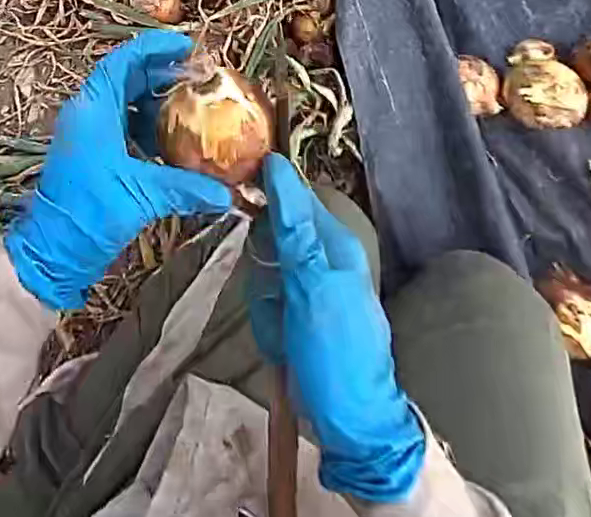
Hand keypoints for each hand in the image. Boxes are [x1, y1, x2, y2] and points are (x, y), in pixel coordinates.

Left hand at [6, 31, 234, 309]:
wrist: (49, 255)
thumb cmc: (87, 215)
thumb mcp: (141, 195)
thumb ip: (186, 188)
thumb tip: (226, 194)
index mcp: (93, 110)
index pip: (123, 61)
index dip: (154, 47)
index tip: (187, 45)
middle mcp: (89, 113)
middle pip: (128, 76)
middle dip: (163, 71)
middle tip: (198, 74)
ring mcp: (89, 132)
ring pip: (127, 100)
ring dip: (157, 97)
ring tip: (191, 100)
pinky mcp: (94, 151)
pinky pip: (125, 123)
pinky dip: (149, 122)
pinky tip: (173, 135)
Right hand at [250, 154, 424, 501]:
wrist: (350, 422)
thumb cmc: (338, 351)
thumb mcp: (313, 286)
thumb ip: (294, 229)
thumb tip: (278, 167)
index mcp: (333, 241)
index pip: (293, 195)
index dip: (267, 192)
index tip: (240, 199)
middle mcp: (321, 256)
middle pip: (270, 235)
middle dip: (263, 266)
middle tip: (276, 294)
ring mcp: (307, 287)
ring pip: (262, 270)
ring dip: (265, 301)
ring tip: (282, 327)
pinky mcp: (295, 312)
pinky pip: (265, 302)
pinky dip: (267, 322)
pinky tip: (282, 343)